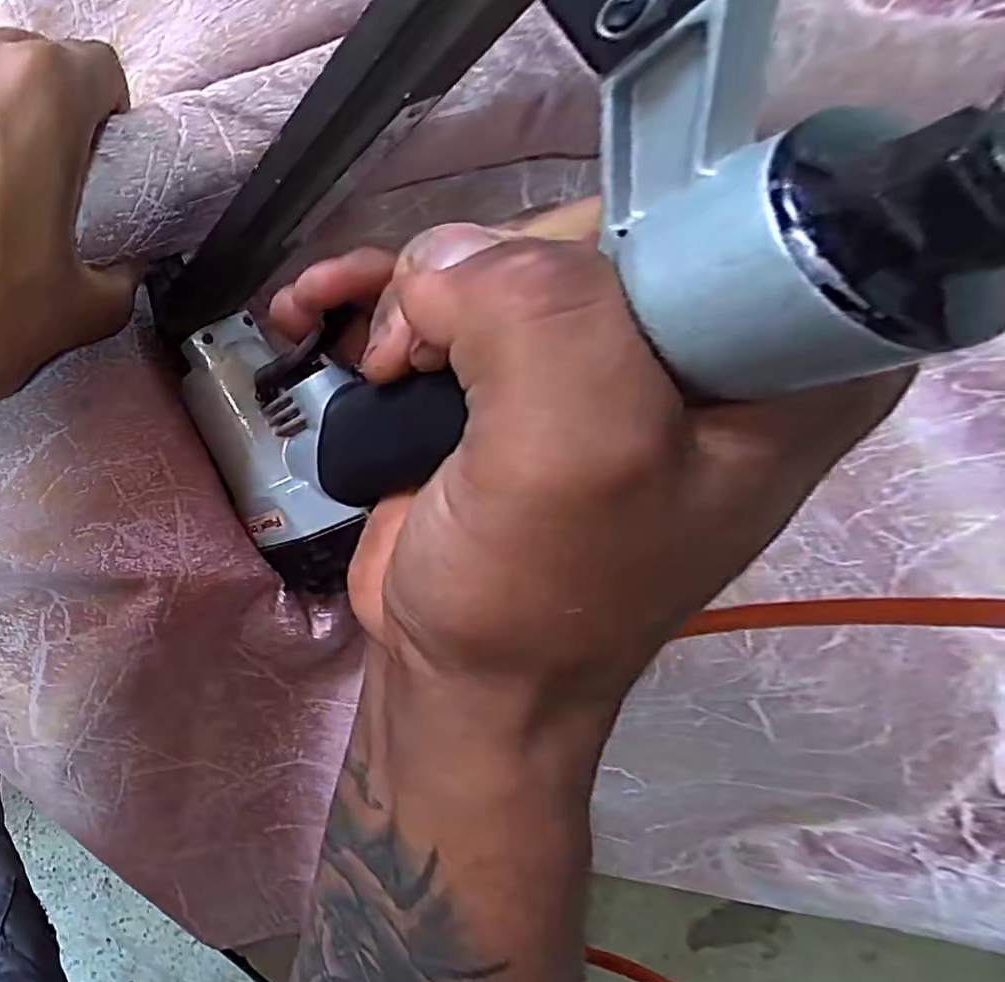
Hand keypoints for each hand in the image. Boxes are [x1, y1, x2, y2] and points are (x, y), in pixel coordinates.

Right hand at [271, 226, 911, 722]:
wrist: (451, 669)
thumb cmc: (528, 591)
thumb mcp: (569, 459)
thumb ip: (537, 325)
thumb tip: (442, 261)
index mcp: (763, 348)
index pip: (663, 221)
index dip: (547, 259)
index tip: (471, 339)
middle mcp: (670, 344)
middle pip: (543, 246)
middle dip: (447, 287)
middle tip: (398, 366)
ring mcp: (563, 369)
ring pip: (469, 272)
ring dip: (382, 286)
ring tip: (318, 312)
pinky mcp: (482, 394)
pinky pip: (424, 315)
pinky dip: (360, 305)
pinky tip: (309, 308)